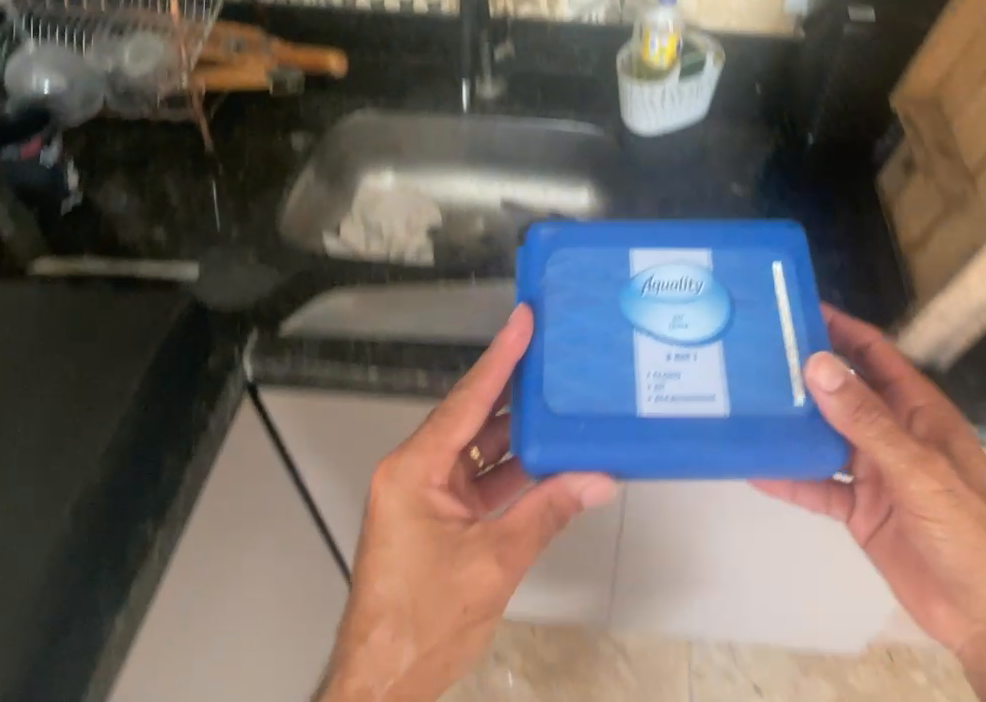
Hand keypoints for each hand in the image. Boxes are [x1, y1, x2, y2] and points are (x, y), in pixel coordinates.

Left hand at [318, 306, 616, 701]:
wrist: (385, 680)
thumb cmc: (425, 617)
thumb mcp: (494, 562)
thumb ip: (547, 512)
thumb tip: (600, 477)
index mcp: (415, 468)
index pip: (467, 400)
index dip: (500, 358)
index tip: (523, 319)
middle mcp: (417, 470)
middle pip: (473, 417)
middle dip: (514, 387)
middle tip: (553, 351)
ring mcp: (428, 494)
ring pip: (480, 450)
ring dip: (520, 434)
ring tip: (562, 397)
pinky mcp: (440, 518)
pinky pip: (482, 481)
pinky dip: (515, 473)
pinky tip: (553, 459)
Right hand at [754, 307, 985, 701]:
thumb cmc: (970, 532)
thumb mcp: (919, 470)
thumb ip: (866, 420)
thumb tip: (817, 364)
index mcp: (919, 413)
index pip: (875, 356)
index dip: (841, 329)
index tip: (795, 308)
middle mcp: (895, 435)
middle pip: (843, 394)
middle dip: (804, 374)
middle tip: (752, 355)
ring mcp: (877, 474)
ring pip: (825, 438)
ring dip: (792, 425)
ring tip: (745, 404)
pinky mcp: (862, 511)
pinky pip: (820, 486)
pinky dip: (791, 478)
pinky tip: (755, 468)